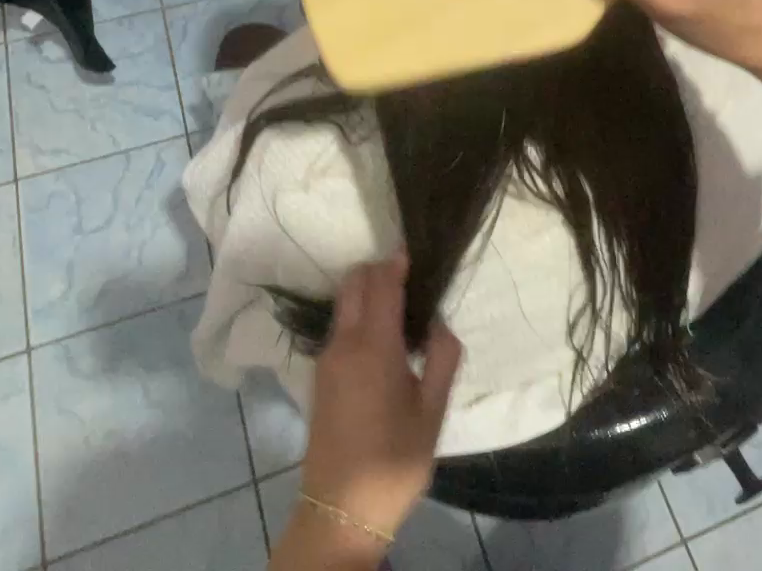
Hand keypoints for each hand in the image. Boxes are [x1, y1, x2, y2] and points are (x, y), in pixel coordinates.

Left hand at [299, 255, 462, 544]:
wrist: (340, 510)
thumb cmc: (394, 460)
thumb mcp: (432, 412)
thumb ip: (442, 359)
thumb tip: (440, 322)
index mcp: (374, 347)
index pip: (381, 284)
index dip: (396, 263)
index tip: (413, 252)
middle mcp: (343, 344)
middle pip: (353, 284)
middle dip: (377, 271)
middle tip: (408, 278)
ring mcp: (325, 360)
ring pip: (343, 305)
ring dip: (365, 293)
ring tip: (400, 308)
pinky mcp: (319, 377)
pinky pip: (338, 329)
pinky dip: (357, 316)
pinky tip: (381, 339)